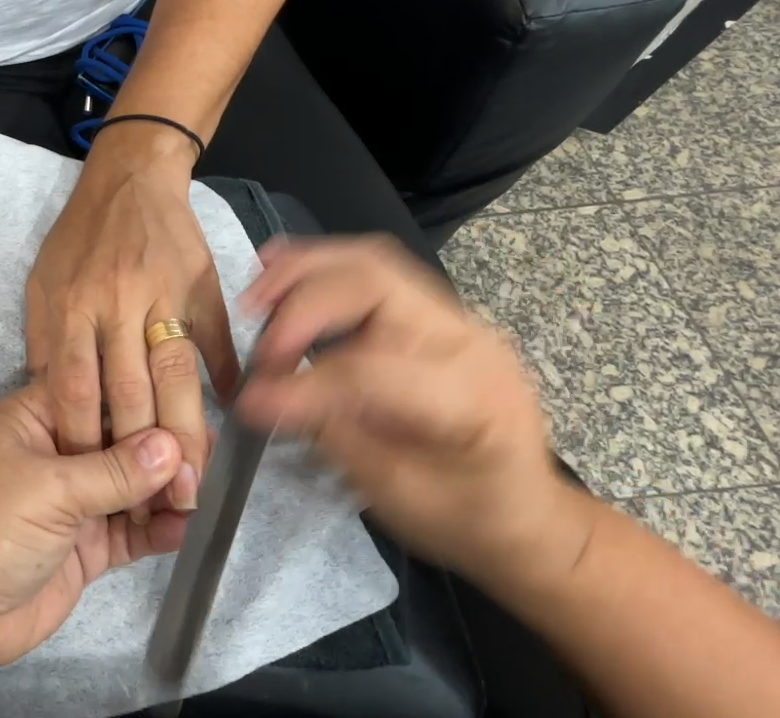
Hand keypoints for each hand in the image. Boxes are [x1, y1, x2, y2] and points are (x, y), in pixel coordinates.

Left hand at [0, 387, 188, 670]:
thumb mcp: (50, 488)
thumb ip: (115, 470)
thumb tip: (173, 445)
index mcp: (38, 415)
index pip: (99, 393)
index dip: (141, 399)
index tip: (187, 408)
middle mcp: (60, 450)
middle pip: (121, 440)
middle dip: (161, 450)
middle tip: (204, 458)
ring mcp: (75, 499)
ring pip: (132, 486)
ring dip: (165, 490)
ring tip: (202, 492)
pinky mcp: (87, 544)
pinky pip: (131, 530)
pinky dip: (158, 529)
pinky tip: (186, 528)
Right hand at [24, 123, 236, 520]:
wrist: (121, 177)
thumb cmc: (169, 231)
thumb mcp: (206, 280)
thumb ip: (219, 344)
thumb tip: (237, 403)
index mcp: (162, 295)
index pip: (173, 379)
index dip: (181, 437)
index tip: (188, 489)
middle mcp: (115, 301)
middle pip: (122, 391)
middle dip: (133, 456)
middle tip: (143, 509)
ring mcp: (69, 301)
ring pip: (72, 384)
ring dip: (82, 442)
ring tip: (93, 489)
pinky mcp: (38, 299)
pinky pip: (39, 361)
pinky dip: (47, 401)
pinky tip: (53, 438)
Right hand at [234, 237, 593, 587]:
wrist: (528, 514)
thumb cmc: (467, 517)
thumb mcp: (398, 494)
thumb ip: (332, 433)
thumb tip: (260, 398)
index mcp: (471, 397)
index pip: (372, 368)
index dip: (304, 380)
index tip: (251, 400)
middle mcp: (468, 340)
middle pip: (373, 284)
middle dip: (301, 297)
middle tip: (253, 324)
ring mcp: (454, 317)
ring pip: (369, 261)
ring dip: (304, 269)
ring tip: (257, 292)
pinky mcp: (432, 311)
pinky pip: (372, 270)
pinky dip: (321, 268)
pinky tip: (282, 274)